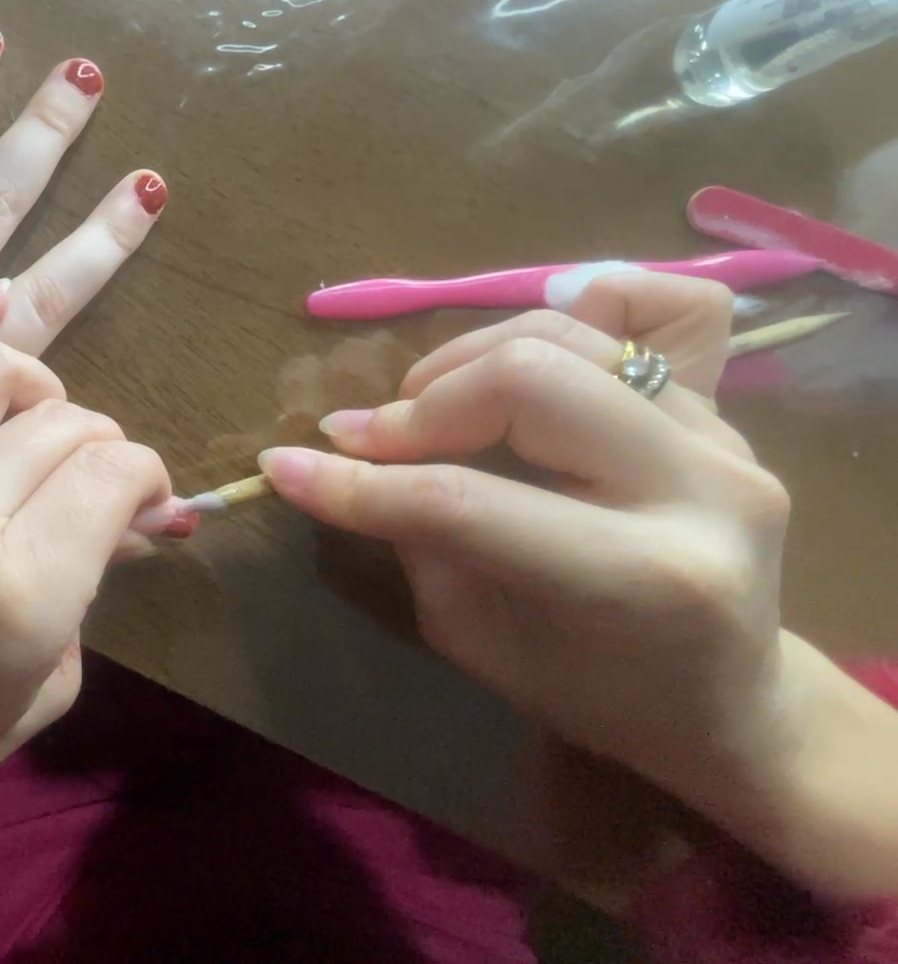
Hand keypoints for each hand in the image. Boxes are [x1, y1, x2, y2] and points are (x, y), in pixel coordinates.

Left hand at [0, 291, 171, 875]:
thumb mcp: (48, 676)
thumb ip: (95, 573)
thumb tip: (144, 502)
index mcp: (18, 591)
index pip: (112, 470)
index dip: (144, 474)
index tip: (139, 496)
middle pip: (59, 421)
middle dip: (95, 439)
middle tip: (86, 472)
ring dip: (33, 381)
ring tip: (33, 415)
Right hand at [263, 273, 897, 894]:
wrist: (725, 701)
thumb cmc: (580, 686)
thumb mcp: (465, 630)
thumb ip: (410, 533)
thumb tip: (330, 458)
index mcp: (639, 578)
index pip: (459, 501)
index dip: (351, 482)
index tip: (281, 468)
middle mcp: (701, 491)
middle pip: (524, 381)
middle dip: (415, 408)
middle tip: (368, 442)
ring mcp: (724, 437)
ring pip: (563, 336)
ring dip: (461, 363)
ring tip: (428, 410)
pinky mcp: (723, 408)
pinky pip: (663, 309)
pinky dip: (585, 306)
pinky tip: (536, 347)